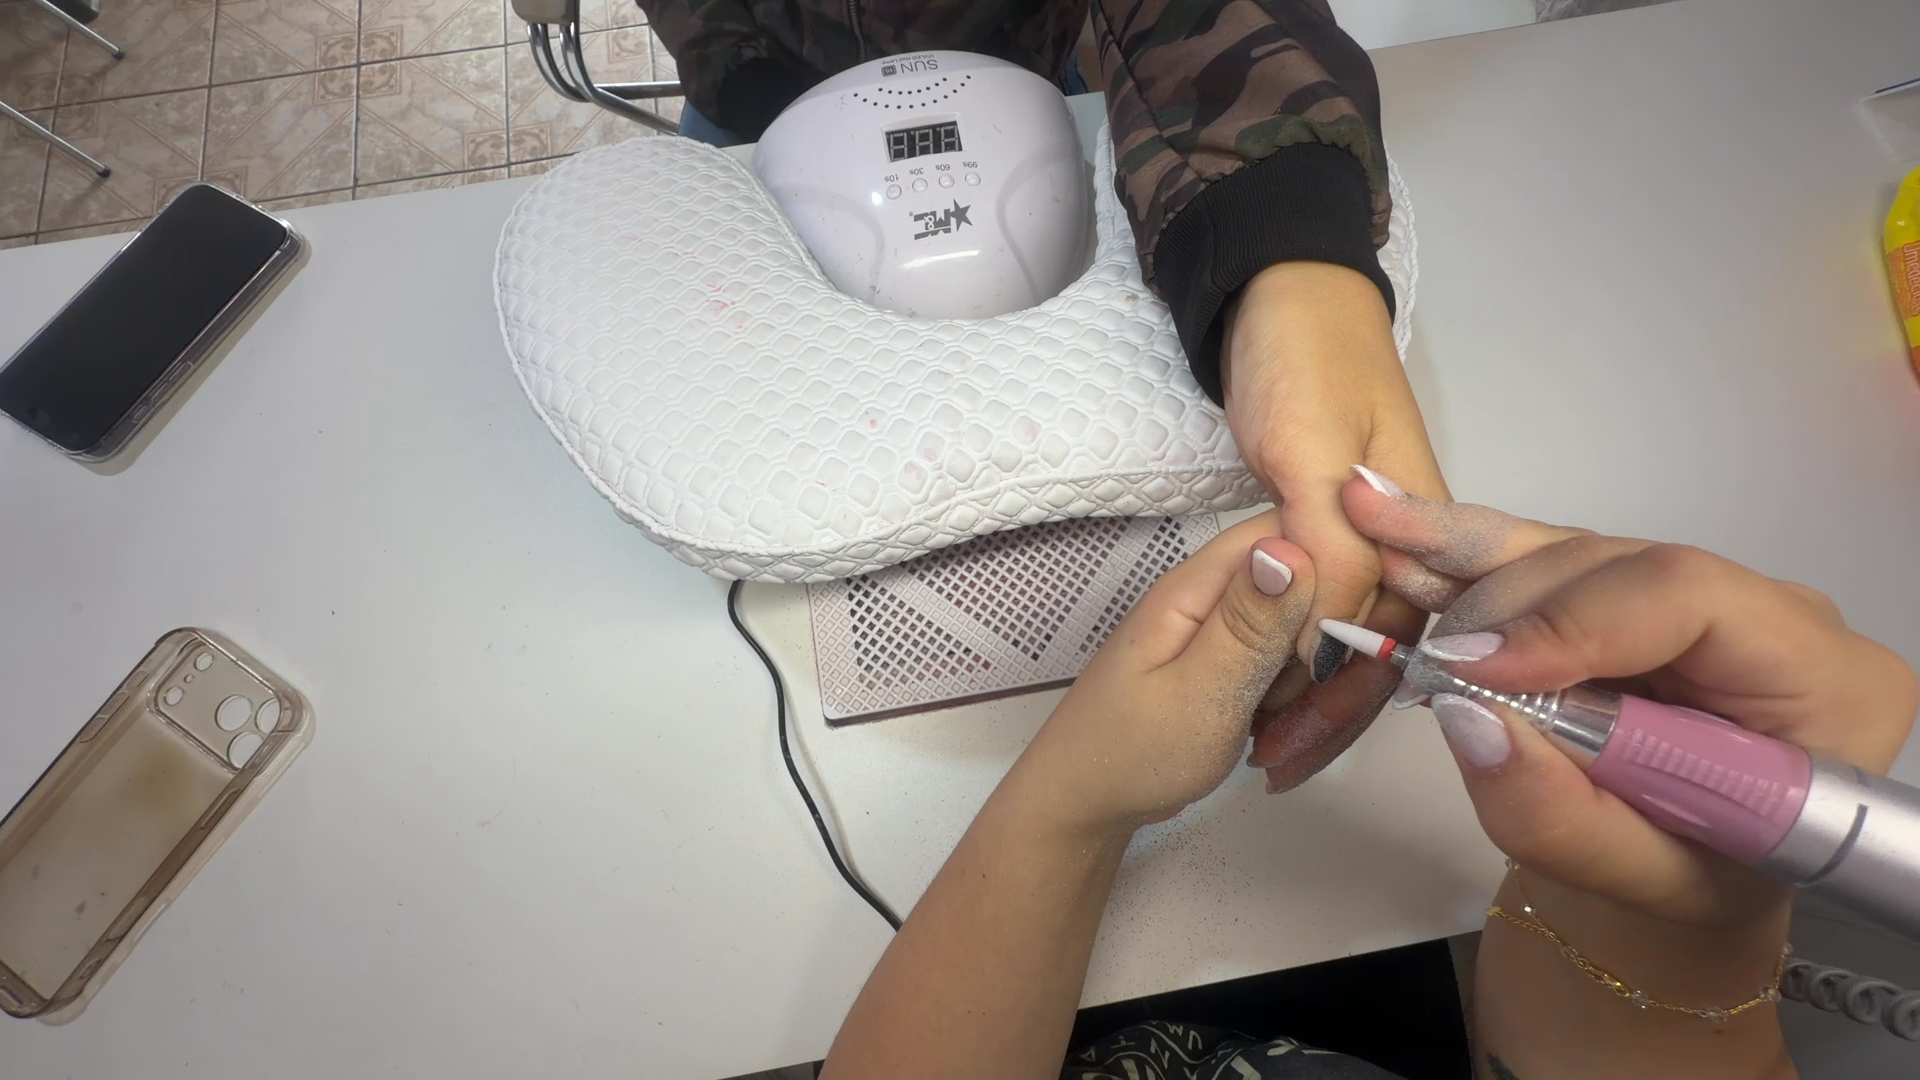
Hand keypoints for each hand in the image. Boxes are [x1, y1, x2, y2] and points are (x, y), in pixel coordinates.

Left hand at [1014, 510, 1315, 834]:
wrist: (1089, 799)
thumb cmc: (1130, 752)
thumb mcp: (1197, 693)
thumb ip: (1249, 624)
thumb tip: (1291, 544)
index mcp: (1197, 588)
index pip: (1292, 530)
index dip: (1338, 576)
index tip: (1333, 649)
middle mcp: (1214, 598)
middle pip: (1317, 591)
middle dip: (1332, 659)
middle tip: (1302, 718)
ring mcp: (1227, 632)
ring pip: (1315, 640)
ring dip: (1318, 697)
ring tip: (1275, 743)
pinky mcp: (1237, 664)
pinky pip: (1298, 672)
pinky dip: (1302, 712)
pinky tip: (1273, 744)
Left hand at [1221, 262, 1449, 790]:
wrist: (1274, 290)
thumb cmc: (1295, 360)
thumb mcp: (1301, 451)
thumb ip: (1321, 544)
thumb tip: (1325, 633)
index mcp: (1390, 520)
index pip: (1372, 628)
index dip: (1335, 690)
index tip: (1289, 744)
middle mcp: (1379, 530)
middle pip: (1360, 640)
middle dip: (1321, 703)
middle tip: (1273, 762)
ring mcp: (1347, 521)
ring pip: (1335, 624)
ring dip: (1303, 681)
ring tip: (1267, 742)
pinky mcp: (1315, 511)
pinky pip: (1313, 592)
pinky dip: (1291, 637)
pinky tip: (1269, 673)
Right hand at [1342, 475, 1918, 927]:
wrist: (1662, 850)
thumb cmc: (1671, 866)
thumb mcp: (1622, 871)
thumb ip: (1549, 810)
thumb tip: (1462, 714)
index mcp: (1809, 675)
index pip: (1682, 595)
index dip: (1566, 621)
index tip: (1471, 672)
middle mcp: (1745, 608)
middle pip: (1599, 562)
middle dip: (1497, 609)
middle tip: (1423, 664)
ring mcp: (1659, 587)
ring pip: (1544, 545)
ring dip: (1448, 549)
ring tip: (1370, 523)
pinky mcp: (1589, 586)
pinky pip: (1511, 550)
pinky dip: (1440, 545)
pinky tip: (1383, 516)